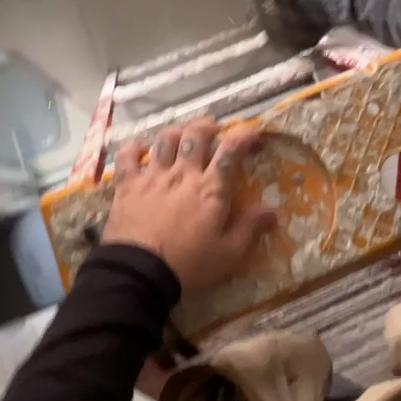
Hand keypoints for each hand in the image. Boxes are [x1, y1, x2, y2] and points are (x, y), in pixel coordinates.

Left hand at [102, 117, 276, 293]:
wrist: (138, 274)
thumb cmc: (188, 266)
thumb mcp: (228, 254)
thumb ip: (249, 230)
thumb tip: (272, 211)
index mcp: (211, 188)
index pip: (230, 150)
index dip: (244, 135)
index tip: (252, 132)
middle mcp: (183, 173)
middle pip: (196, 134)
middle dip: (207, 126)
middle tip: (213, 130)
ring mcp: (153, 176)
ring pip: (165, 139)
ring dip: (176, 132)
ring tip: (181, 137)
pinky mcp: (128, 185)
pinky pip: (128, 156)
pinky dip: (133, 149)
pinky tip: (139, 151)